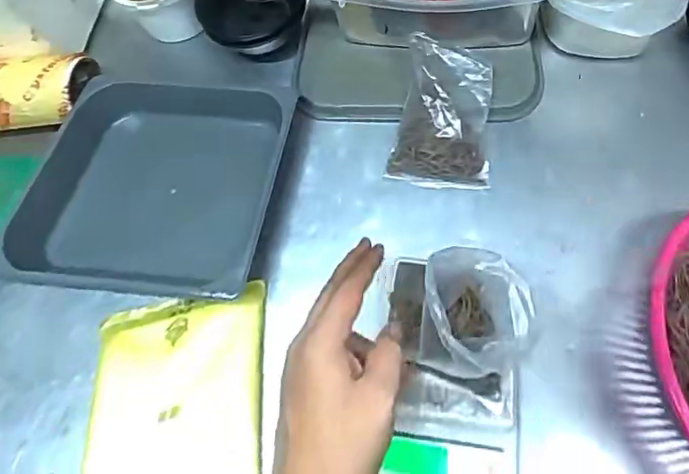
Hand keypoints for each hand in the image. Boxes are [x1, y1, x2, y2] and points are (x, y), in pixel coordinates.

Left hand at [276, 239, 405, 473]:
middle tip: (367, 249)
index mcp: (318, 342)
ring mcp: (297, 365)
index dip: (363, 268)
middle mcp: (302, 345)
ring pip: (328, 327)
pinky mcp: (299, 384)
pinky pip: (326, 348)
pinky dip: (348, 344)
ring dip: (354, 321)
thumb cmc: (345, 442)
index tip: (378, 247)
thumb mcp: (379, 398)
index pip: (343, 292)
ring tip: (385, 347)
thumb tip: (391, 330)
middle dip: (349, 272)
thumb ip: (388, 355)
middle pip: (328, 297)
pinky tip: (368, 366)